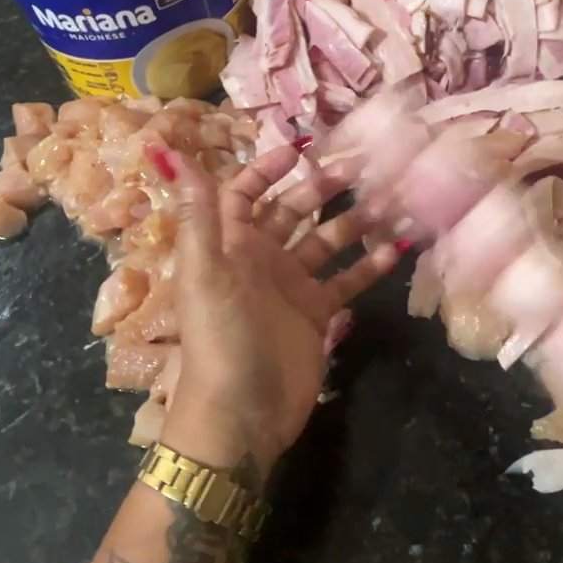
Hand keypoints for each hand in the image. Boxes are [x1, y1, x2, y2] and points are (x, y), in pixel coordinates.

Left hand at [152, 143, 398, 469]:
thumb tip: (165, 151)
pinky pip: (346, 281)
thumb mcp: (204, 271)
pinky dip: (369, 266)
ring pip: (326, 242)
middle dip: (321, 188)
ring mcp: (292, 286)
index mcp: (230, 244)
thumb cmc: (220, 336)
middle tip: (359, 168)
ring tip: (390, 203)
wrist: (242, 412)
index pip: (245, 194)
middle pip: (293, 211)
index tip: (301, 150)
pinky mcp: (316, 314)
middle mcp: (261, 258)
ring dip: (354, 222)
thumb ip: (197, 212)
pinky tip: (396, 250)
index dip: (267, 169)